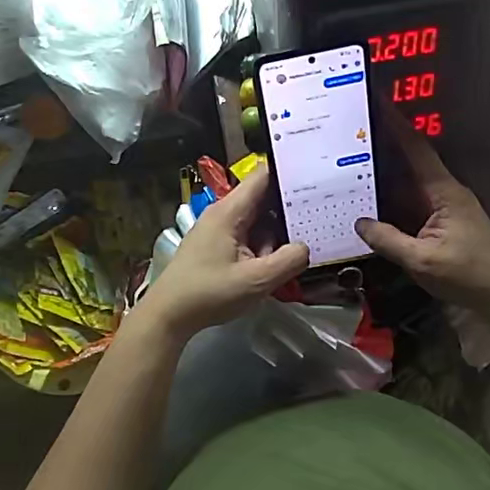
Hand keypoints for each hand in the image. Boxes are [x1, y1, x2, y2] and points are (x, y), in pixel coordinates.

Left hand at [133, 166, 309, 341]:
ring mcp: (219, 230)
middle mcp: (223, 214)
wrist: (169, 315)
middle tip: (320, 220)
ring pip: (258, 222)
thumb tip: (306, 247)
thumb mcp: (256, 280)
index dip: (291, 174)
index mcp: (230, 211)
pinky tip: (274, 266)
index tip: (319, 180)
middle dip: (290, 210)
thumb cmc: (209, 294)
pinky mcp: (217, 247)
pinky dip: (262, 248)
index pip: (264, 175)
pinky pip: (248, 238)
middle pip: (264, 199)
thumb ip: (288, 260)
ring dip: (276, 236)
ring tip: (298, 251)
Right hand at [355, 119, 489, 318]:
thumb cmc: (467, 275)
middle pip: (409, 162)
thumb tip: (358, 222)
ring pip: (407, 183)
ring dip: (384, 172)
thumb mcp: (422, 260)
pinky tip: (368, 198)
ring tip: (350, 159)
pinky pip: (409, 203)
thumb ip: (388, 240)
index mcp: (444, 192)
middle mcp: (444, 192)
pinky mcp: (440, 223)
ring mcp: (443, 207)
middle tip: (351, 130)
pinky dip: (389, 198)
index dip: (397, 125)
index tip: (378, 100)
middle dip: (384, 144)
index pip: (416, 150)